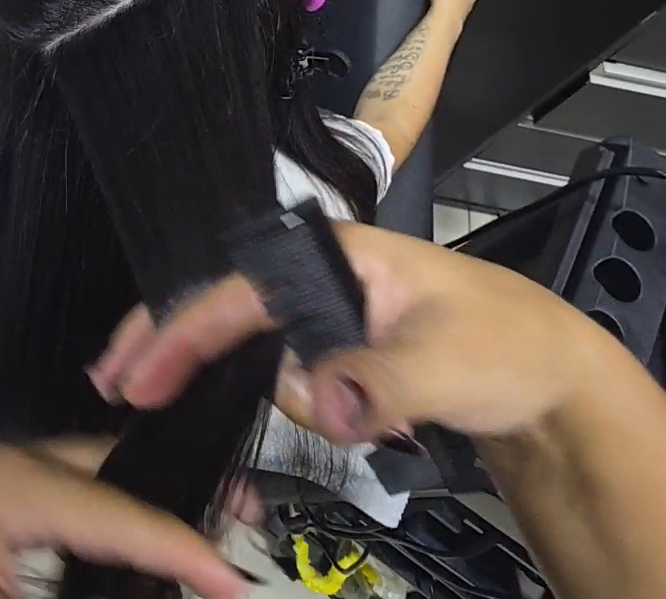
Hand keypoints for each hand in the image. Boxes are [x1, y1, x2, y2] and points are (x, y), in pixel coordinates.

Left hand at [0, 442, 247, 598]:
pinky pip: (69, 511)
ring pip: (96, 490)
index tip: (240, 584)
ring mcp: (2, 485)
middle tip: (244, 520)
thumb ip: (89, 597)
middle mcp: (17, 468)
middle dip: (177, 502)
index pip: (123, 513)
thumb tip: (153, 588)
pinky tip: (135, 559)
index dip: (185, 550)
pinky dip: (107, 532)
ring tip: (201, 544)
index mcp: (19, 484)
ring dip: (145, 517)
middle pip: (118, 475)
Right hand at [90, 222, 605, 443]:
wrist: (549, 374)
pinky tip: (289, 409)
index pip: (242, 291)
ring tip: (309, 409)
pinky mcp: (333, 347)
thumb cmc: (508, 342)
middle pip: (224, 307)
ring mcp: (325, 315)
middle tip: (116, 383)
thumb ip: (385, 378)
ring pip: (249, 351)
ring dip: (233, 384)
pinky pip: (278, 371)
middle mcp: (319, 279)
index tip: (138, 377)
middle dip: (167, 342)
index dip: (185, 332)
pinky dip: (265, 394)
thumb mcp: (454, 358)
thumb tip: (321, 401)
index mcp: (335, 256)